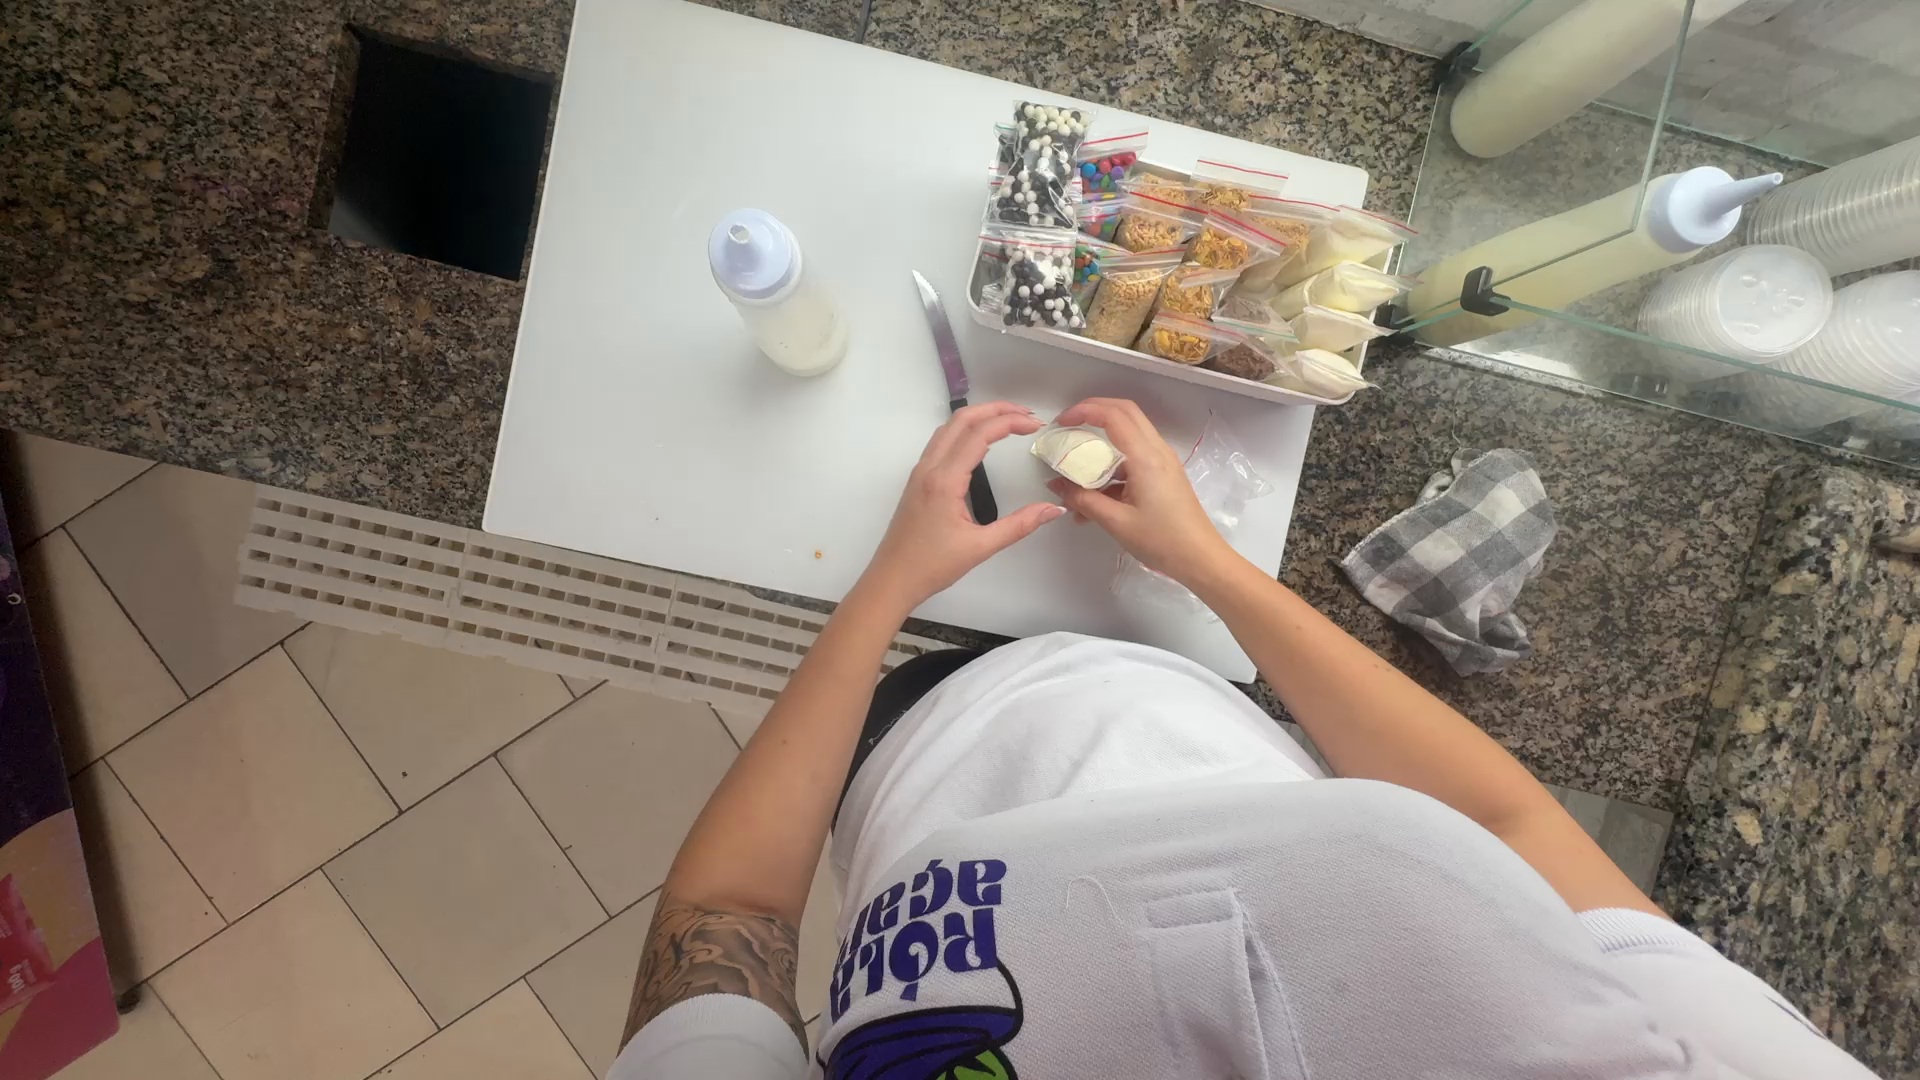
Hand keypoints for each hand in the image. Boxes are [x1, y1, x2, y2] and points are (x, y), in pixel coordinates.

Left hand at [859, 402, 1065, 611]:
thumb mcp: (980, 547)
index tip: (1036, 424)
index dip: (1009, 422)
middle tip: (1026, 415)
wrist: (891, 580)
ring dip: (978, 418)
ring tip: (1008, 422)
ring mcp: (920, 473)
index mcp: (944, 480)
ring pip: (948, 429)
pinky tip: (981, 444)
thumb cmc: (933, 566)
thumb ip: (1019, 525)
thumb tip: (1053, 509)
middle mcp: (929, 468)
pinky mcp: (917, 481)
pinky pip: (941, 443)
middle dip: (995, 410)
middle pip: (961, 420)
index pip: (979, 435)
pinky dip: (964, 432)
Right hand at [1045, 397, 1237, 585]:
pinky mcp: (1164, 474)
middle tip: (1068, 424)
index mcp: (1145, 457)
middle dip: (1093, 411)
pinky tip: (1094, 495)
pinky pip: (1134, 456)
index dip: (1083, 411)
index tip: (1061, 423)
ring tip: (1076, 467)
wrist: (1200, 558)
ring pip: (1129, 434)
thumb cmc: (1161, 540)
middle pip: (1124, 412)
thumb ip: (1082, 499)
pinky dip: (1111, 464)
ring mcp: (1163, 461)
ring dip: (1101, 441)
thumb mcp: (1115, 521)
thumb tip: (1055, 485)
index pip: (1113, 416)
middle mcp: (1157, 450)